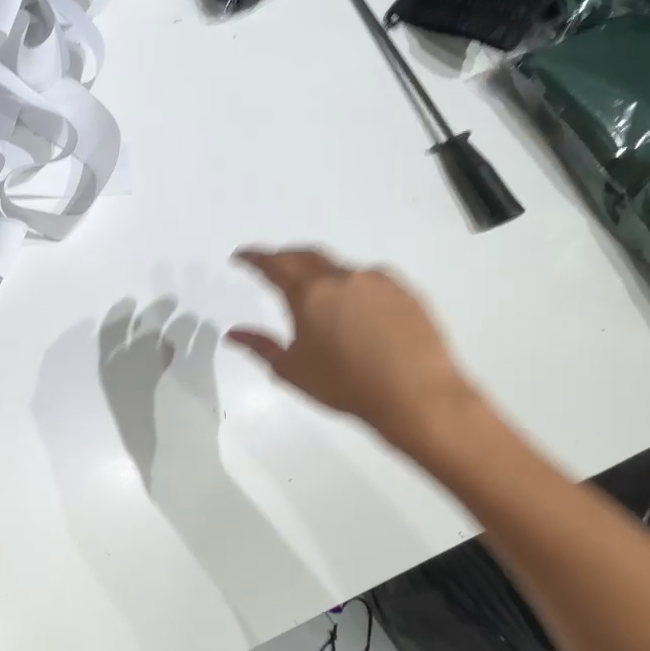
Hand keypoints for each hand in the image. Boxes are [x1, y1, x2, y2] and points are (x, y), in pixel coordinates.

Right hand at [226, 248, 479, 445]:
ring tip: (313, 291)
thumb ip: (260, 346)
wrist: (416, 394)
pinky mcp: (407, 293)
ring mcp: (380, 283)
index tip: (241, 256)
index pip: (275, 265)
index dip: (254, 258)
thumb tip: (233, 333)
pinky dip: (350, 287)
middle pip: (308, 256)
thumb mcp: (290, 369)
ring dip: (320, 273)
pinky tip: (350, 308)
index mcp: (310, 294)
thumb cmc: (343, 384)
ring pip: (341, 268)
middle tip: (270, 265)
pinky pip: (370, 281)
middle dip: (285, 257)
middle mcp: (344, 278)